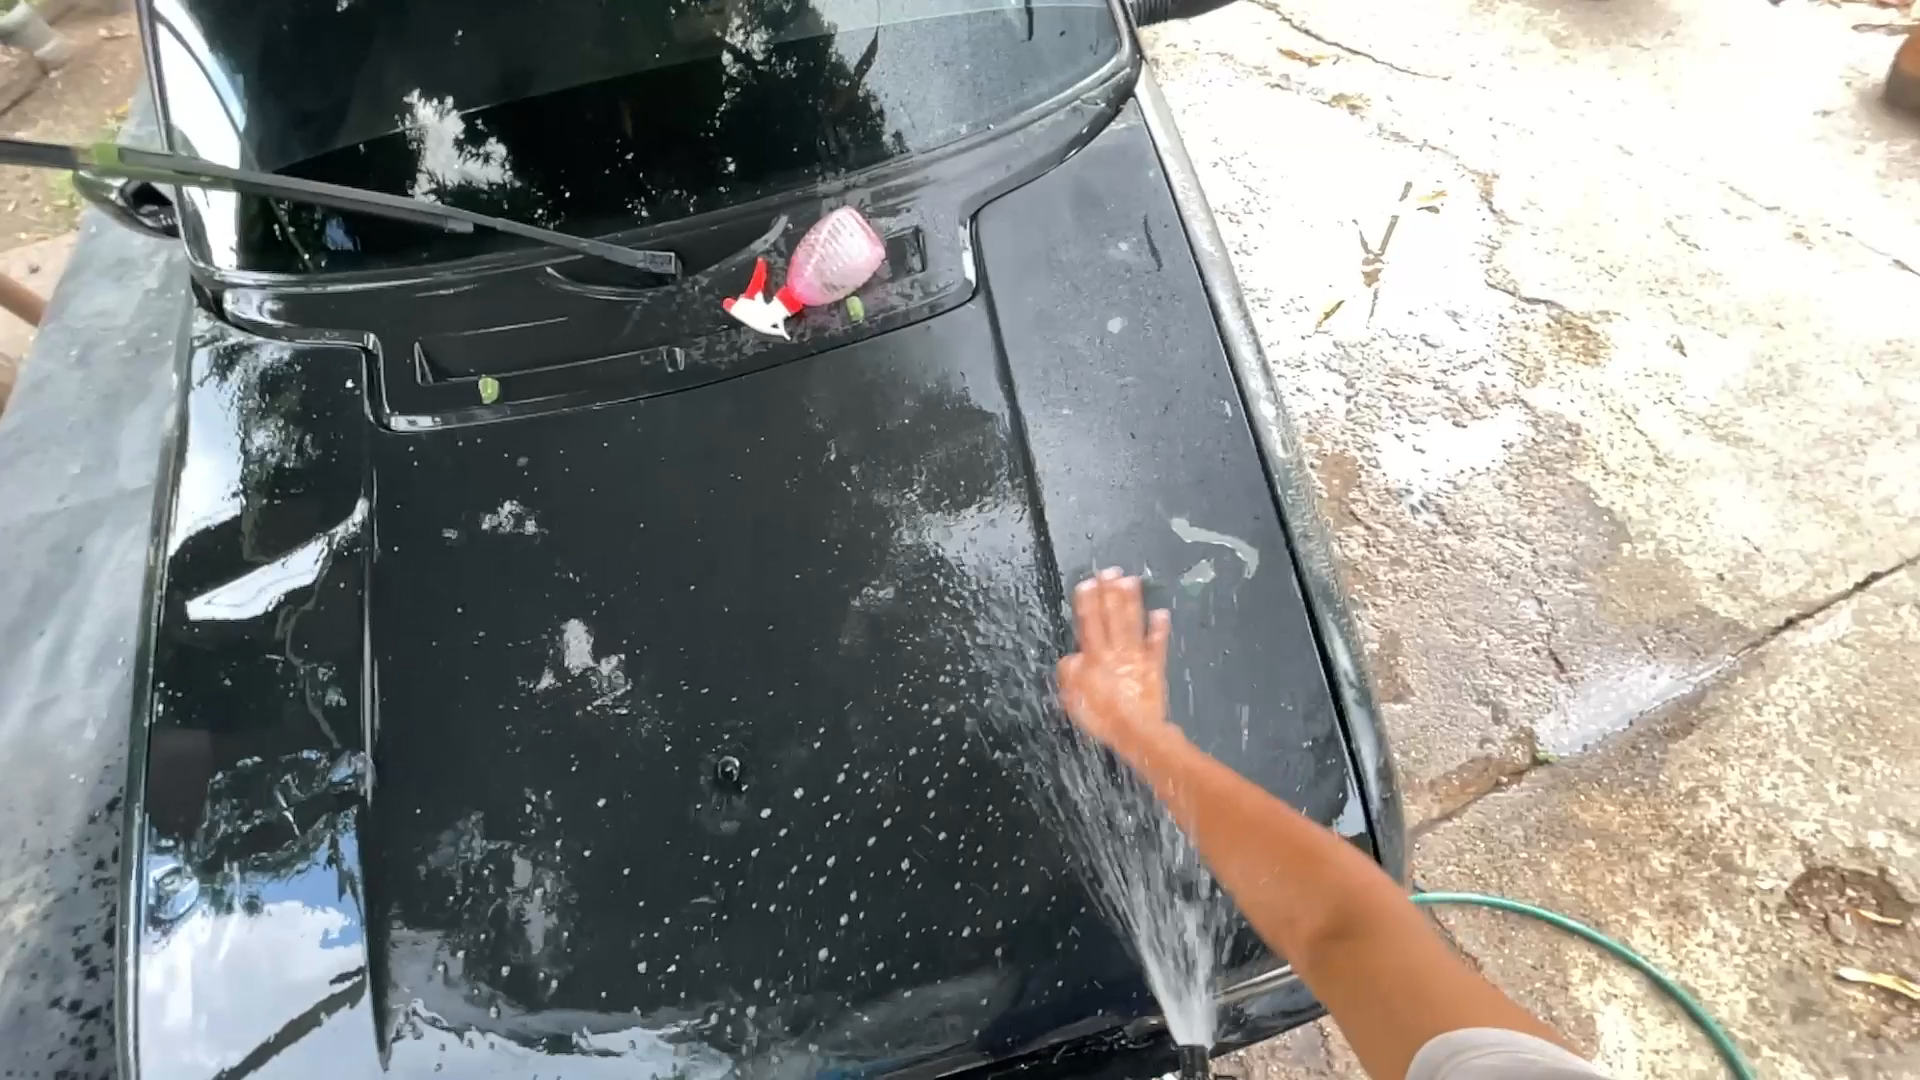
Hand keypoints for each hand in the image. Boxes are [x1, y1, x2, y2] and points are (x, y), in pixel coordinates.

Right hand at [1056, 568, 1173, 754]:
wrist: (1135, 731)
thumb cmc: (1101, 717)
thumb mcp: (1073, 699)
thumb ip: (1070, 674)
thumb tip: (1071, 658)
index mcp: (1093, 657)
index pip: (1089, 623)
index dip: (1088, 601)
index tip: (1088, 582)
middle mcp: (1114, 652)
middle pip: (1111, 616)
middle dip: (1109, 592)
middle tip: (1109, 570)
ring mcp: (1136, 657)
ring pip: (1132, 623)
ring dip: (1132, 601)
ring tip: (1131, 580)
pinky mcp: (1153, 667)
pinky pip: (1157, 644)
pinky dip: (1159, 629)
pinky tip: (1162, 612)